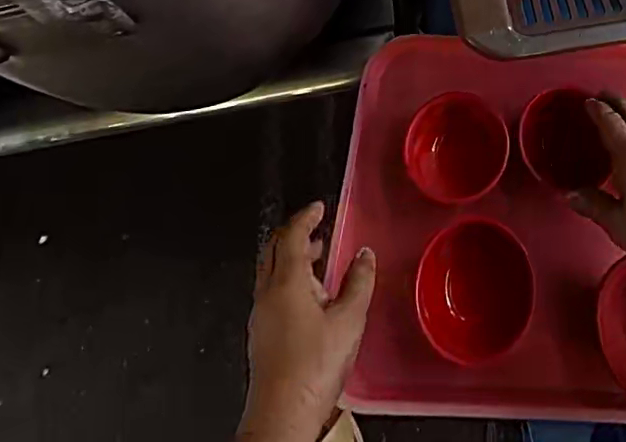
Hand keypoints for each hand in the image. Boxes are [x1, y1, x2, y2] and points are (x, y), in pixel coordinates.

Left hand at [236, 201, 375, 441]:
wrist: (282, 418)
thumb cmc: (314, 366)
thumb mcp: (349, 320)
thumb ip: (359, 281)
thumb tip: (365, 254)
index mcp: (286, 282)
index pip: (291, 235)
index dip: (305, 217)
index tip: (318, 207)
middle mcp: (267, 294)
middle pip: (273, 249)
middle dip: (295, 234)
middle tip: (317, 229)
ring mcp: (260, 316)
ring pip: (271, 271)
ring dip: (292, 258)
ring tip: (318, 259)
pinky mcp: (261, 335)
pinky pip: (271, 291)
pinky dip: (288, 279)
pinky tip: (309, 297)